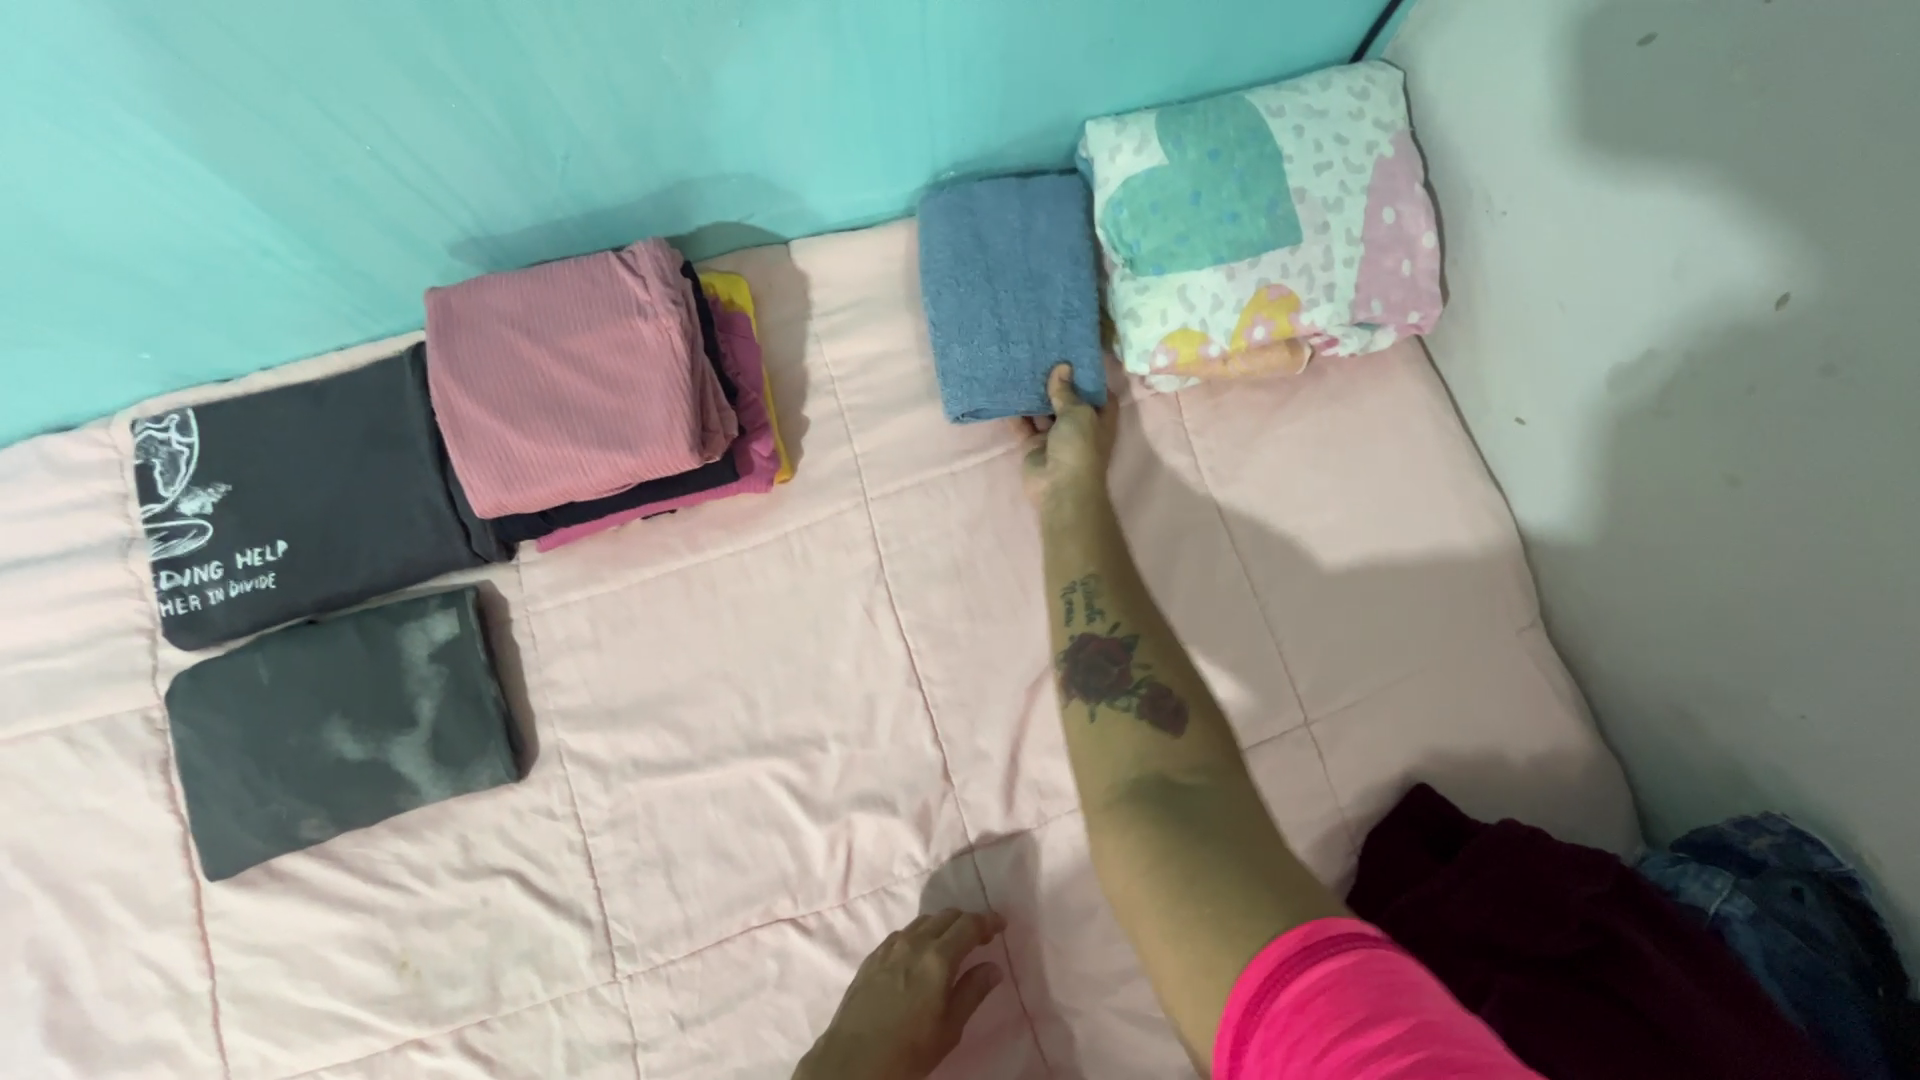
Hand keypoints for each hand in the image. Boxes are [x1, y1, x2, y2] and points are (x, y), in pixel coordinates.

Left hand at [794, 909, 1007, 1079]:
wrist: (855, 1059)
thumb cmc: (909, 1050)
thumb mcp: (950, 1028)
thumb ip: (973, 991)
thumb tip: (993, 967)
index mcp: (938, 958)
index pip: (969, 925)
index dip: (988, 921)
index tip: (1000, 924)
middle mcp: (914, 943)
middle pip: (946, 916)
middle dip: (967, 921)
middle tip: (980, 937)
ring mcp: (890, 947)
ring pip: (923, 922)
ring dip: (942, 926)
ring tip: (950, 945)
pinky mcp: (873, 956)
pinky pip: (902, 934)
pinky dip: (918, 935)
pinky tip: (919, 954)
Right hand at [1016, 364, 1117, 510]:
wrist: (1060, 488)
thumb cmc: (1079, 446)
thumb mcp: (1078, 412)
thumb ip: (1066, 391)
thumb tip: (1062, 367)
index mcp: (1100, 418)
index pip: (1097, 393)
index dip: (1088, 377)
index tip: (1074, 356)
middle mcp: (1079, 426)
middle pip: (1067, 400)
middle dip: (1055, 382)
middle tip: (1041, 356)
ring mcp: (1055, 437)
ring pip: (1042, 412)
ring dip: (1033, 396)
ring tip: (1021, 368)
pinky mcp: (1034, 446)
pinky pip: (1024, 426)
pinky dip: (1016, 413)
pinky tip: (1006, 392)